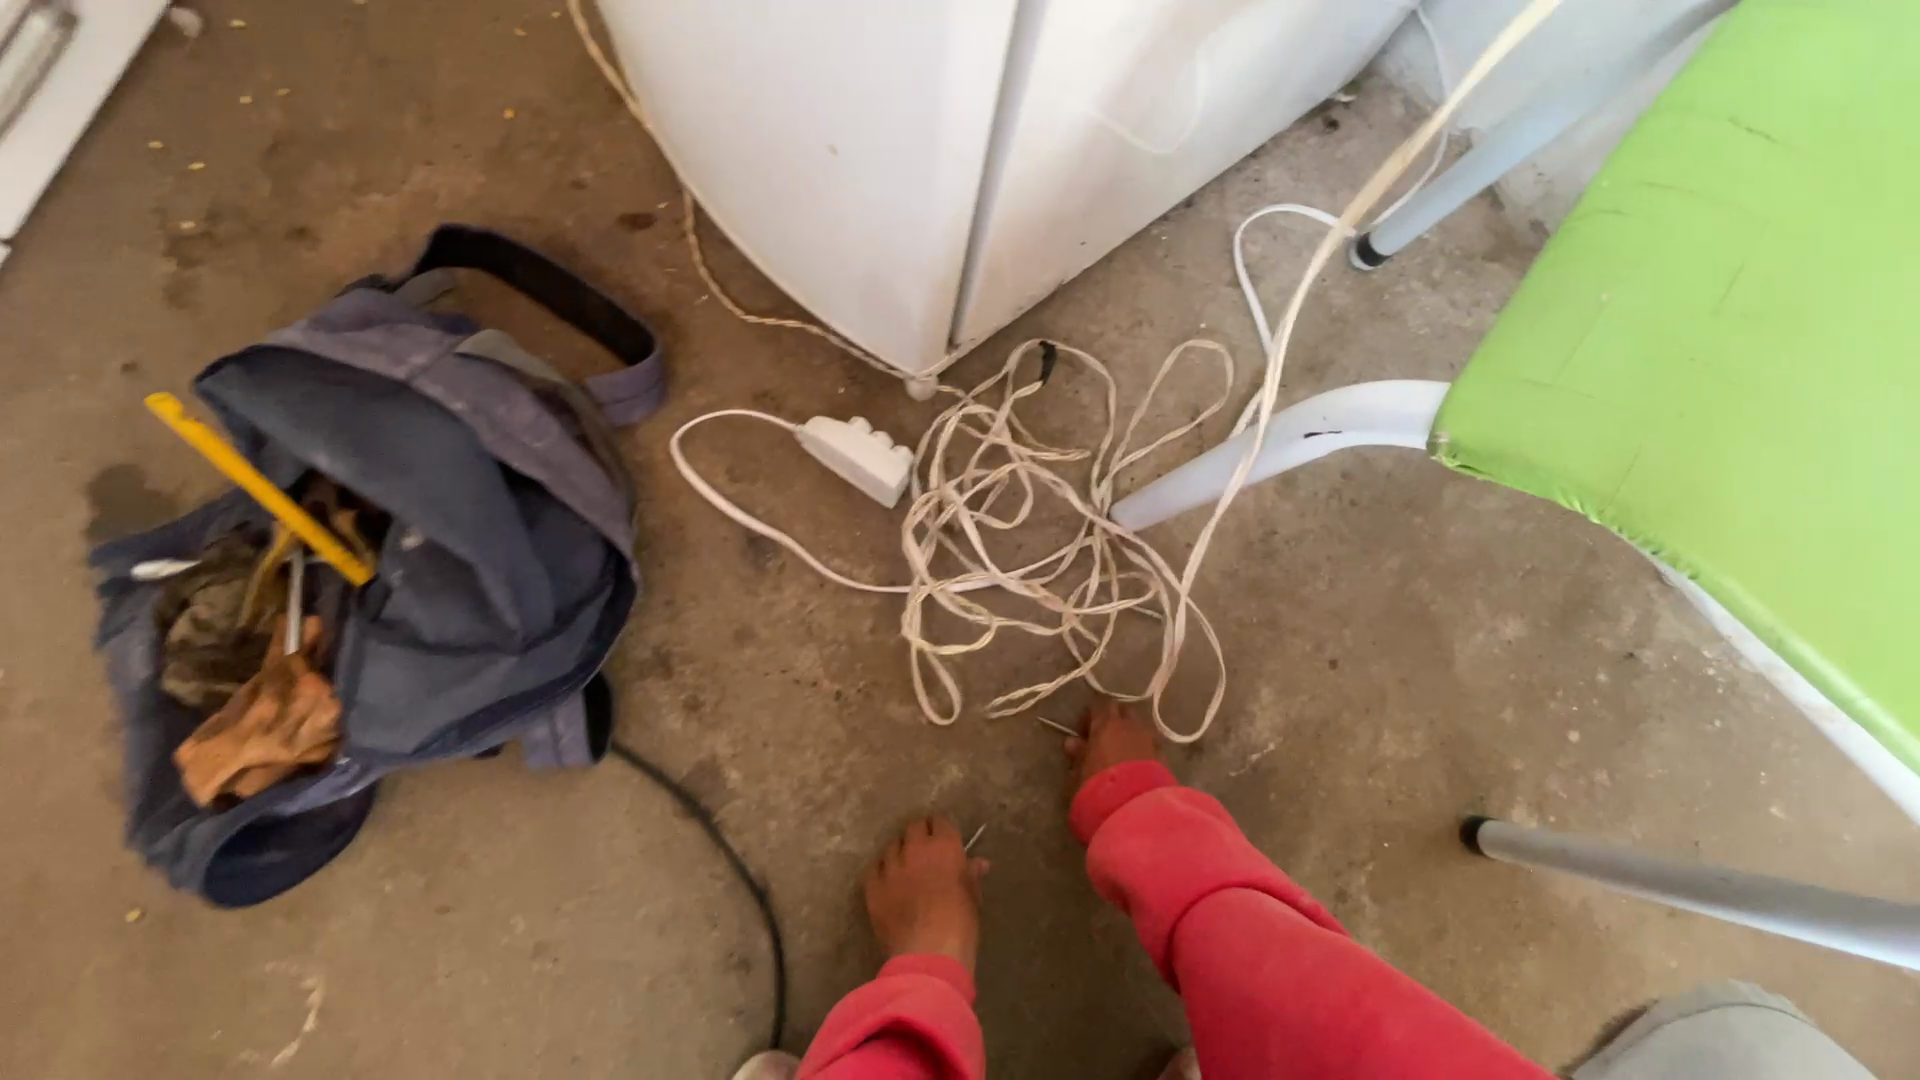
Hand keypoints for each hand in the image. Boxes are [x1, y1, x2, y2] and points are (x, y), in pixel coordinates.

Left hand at [863, 815, 989, 972]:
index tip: (944, 837)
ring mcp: (891, 865)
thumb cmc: (959, 923)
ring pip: (892, 846)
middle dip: (919, 834)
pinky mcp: (873, 886)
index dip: (941, 828)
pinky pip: (874, 869)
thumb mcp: (972, 896)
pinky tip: (886, 881)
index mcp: (944, 845)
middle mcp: (915, 848)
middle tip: (924, 850)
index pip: (940, 821)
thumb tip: (979, 863)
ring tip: (904, 866)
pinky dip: (881, 871)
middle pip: (913, 827)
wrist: (929, 952)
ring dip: (899, 852)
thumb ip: (971, 874)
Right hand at [1065, 697, 1161, 795]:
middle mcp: (1130, 726)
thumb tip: (1072, 742)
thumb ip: (1077, 755)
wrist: (1136, 809)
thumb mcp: (1079, 773)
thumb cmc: (1099, 788)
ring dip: (1131, 732)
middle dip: (1114, 718)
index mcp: (1106, 724)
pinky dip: (1144, 747)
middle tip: (1104, 737)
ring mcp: (1149, 739)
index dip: (1090, 716)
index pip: (1098, 705)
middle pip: (1123, 709)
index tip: (1084, 732)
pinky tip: (1137, 764)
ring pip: (1140, 725)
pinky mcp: (1164, 756)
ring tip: (1122, 751)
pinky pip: (1151, 743)